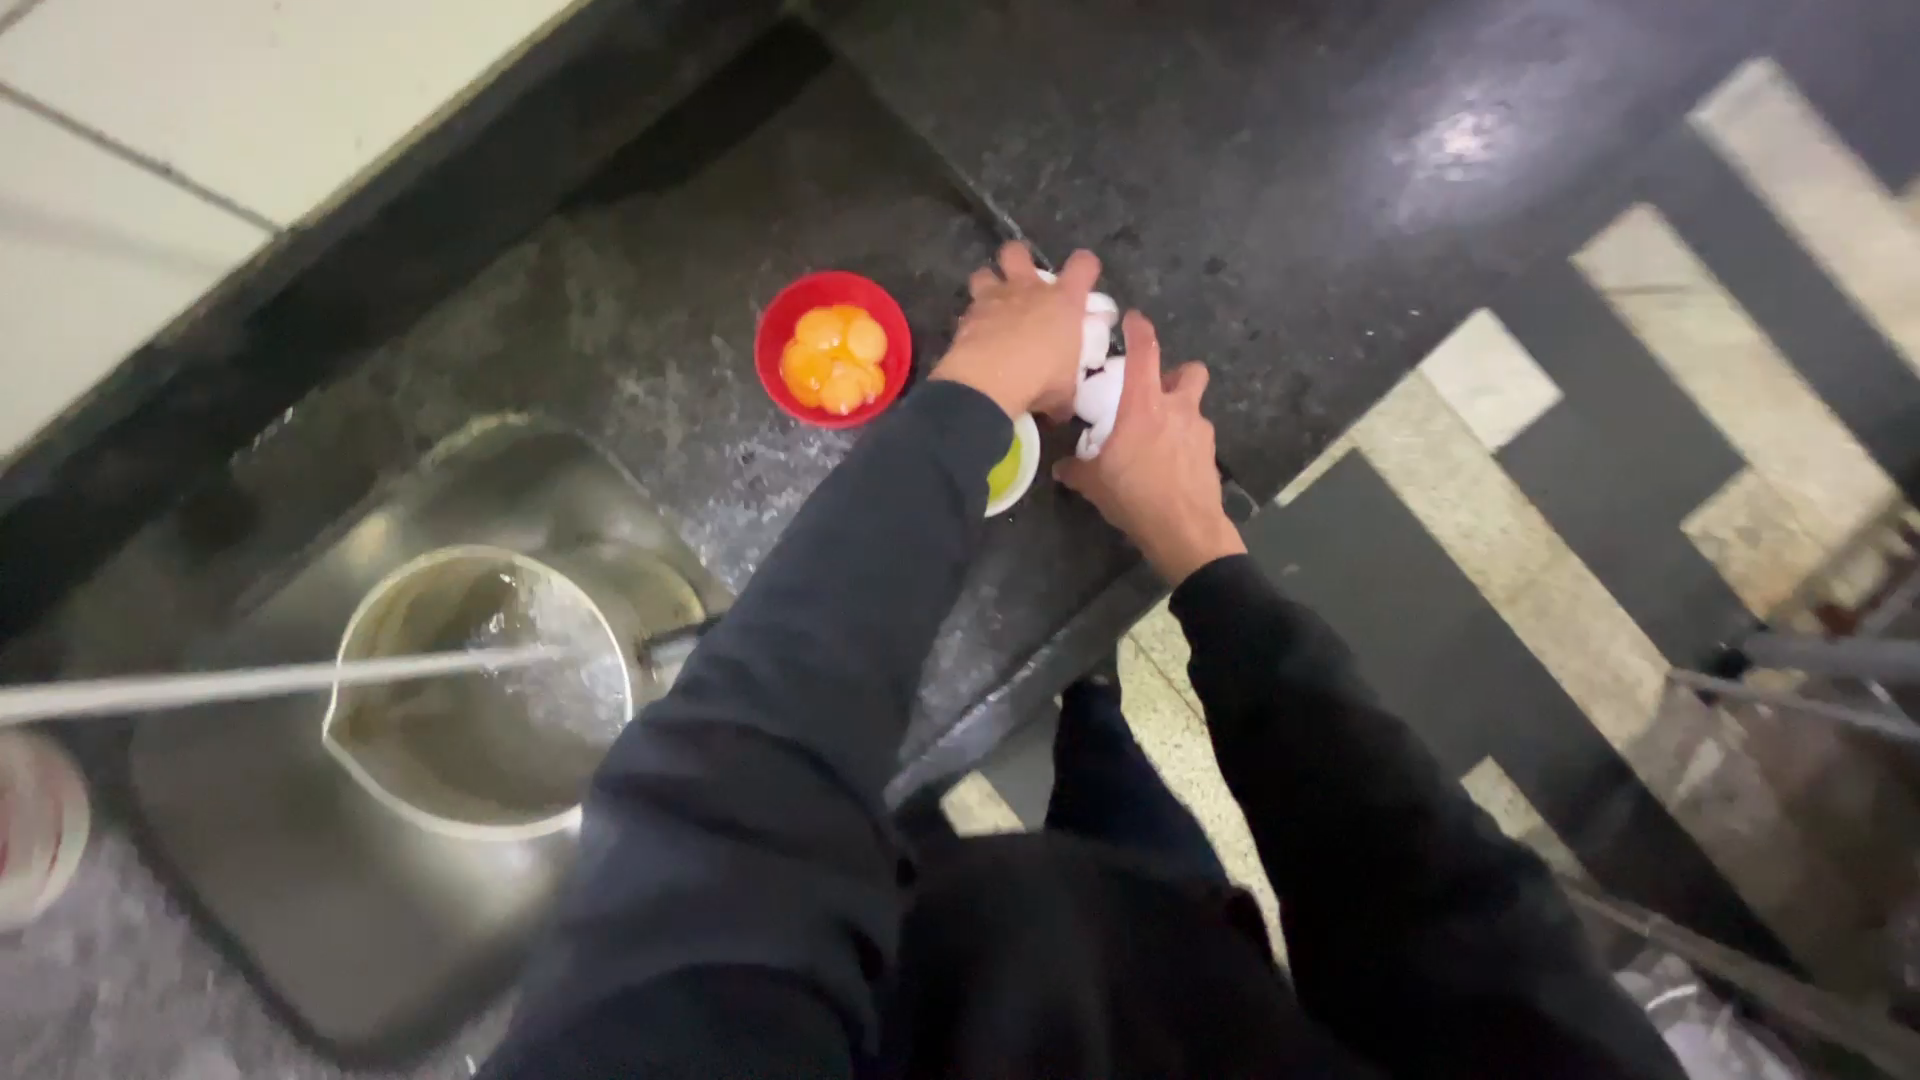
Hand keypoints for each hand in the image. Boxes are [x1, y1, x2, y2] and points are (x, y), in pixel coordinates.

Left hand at [930, 243, 1100, 419]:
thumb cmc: (1041, 380)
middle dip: (1018, 260)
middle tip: (1022, 283)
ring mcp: (993, 300)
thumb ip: (1066, 391)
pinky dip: (972, 321)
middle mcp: (1027, 290)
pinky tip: (976, 338)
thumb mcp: (1065, 391)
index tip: (1084, 280)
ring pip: (984, 273)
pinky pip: (968, 310)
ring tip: (992, 305)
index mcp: (1063, 301)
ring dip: (987, 285)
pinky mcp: (967, 318)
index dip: (1085, 268)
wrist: (990, 382)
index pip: (1082, 265)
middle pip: (1018, 252)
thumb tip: (1062, 408)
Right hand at [1054, 311, 1245, 585]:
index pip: (1146, 352)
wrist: (1183, 529)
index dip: (1140, 329)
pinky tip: (1168, 466)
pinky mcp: (1210, 455)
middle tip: (1155, 392)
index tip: (1134, 320)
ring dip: (1179, 412)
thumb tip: (1061, 467)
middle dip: (1176, 374)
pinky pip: (1196, 438)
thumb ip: (1076, 469)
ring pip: (1194, 406)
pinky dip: (1184, 443)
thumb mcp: (1094, 483)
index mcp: (1143, 404)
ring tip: (1158, 437)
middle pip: (1189, 370)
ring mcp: (1199, 431)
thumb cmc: (1134, 496)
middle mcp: (1177, 408)